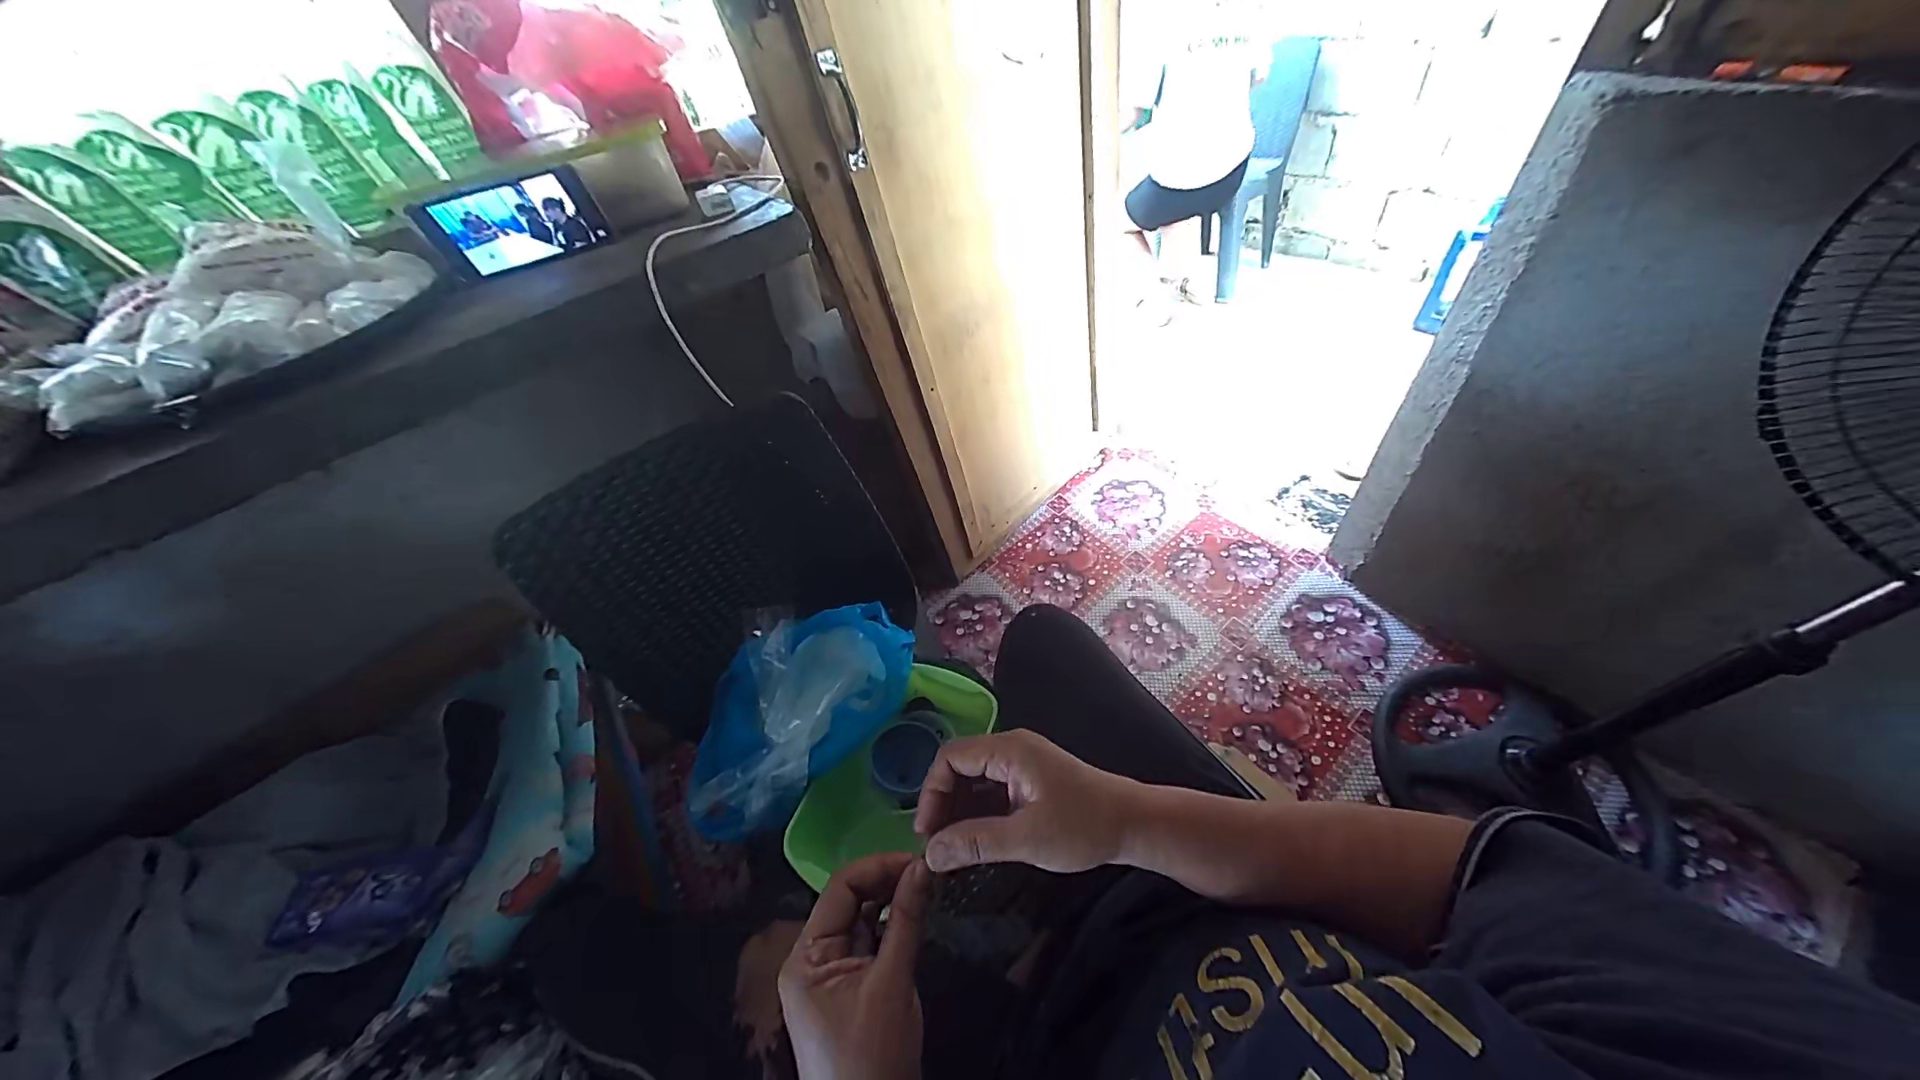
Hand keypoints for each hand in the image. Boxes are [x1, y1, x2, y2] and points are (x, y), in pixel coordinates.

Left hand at [778, 853, 929, 1079]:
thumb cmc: (873, 1058)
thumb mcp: (892, 983)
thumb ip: (906, 920)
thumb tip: (923, 866)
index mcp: (806, 956)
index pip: (839, 889)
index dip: (877, 867)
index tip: (916, 860)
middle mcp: (813, 958)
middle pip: (849, 901)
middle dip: (886, 881)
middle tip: (927, 870)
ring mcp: (832, 974)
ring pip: (863, 919)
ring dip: (892, 900)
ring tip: (926, 884)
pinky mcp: (852, 987)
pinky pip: (871, 942)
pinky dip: (893, 925)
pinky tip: (916, 910)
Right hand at [913, 730, 1141, 873]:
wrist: (1133, 824)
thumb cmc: (1083, 826)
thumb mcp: (1026, 839)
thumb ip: (976, 843)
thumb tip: (930, 855)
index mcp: (1008, 750)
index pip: (950, 757)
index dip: (931, 792)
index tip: (927, 832)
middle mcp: (1011, 749)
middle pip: (959, 767)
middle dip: (943, 803)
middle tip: (937, 845)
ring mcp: (1021, 764)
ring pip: (974, 781)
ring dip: (959, 811)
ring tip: (952, 848)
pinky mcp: (1029, 780)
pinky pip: (991, 790)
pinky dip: (978, 813)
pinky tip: (975, 841)